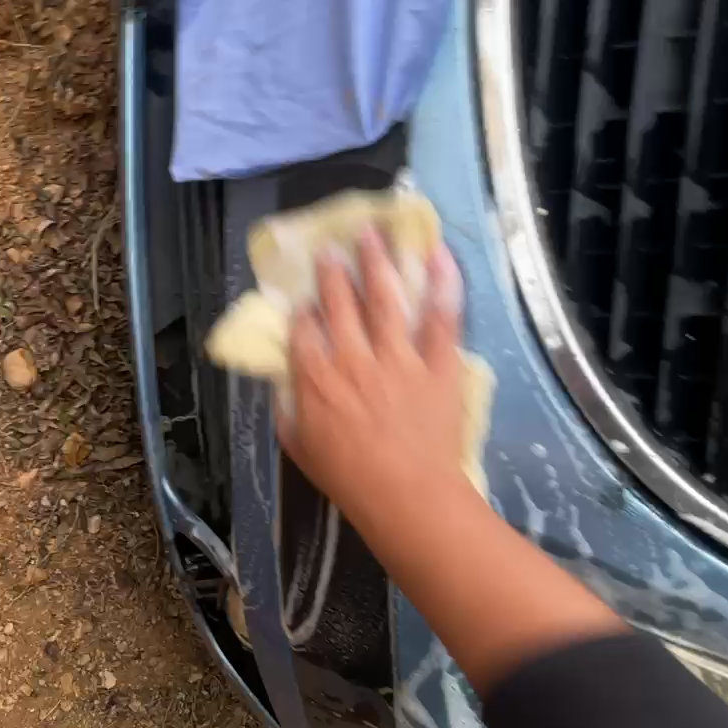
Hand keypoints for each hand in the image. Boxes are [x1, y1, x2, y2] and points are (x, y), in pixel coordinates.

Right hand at [278, 231, 472, 530]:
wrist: (406, 494)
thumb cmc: (345, 475)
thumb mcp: (296, 442)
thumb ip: (287, 404)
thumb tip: (284, 377)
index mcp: (316, 379)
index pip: (304, 329)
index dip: (301, 306)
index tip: (301, 293)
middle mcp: (354, 359)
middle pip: (341, 304)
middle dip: (334, 271)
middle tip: (331, 245)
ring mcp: (399, 358)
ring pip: (387, 299)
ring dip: (378, 262)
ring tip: (374, 233)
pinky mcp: (439, 364)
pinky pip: (442, 317)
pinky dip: (442, 284)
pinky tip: (438, 255)